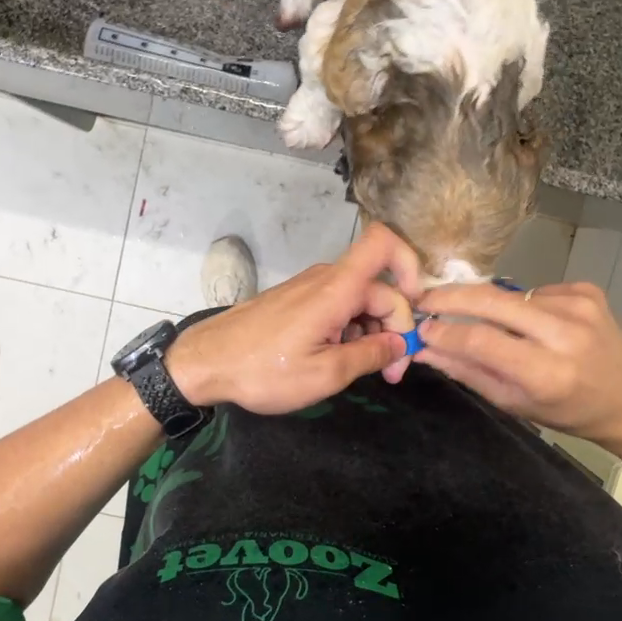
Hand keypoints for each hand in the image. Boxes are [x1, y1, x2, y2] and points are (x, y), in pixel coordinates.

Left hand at [165, 224, 420, 413]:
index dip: (412, 268)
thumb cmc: (263, 371)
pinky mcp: (296, 301)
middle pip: (380, 287)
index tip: (417, 313)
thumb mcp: (325, 374)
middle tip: (392, 373)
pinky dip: (350, 330)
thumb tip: (400, 344)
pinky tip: (338, 360)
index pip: (386, 246)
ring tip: (364, 372)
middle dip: (395, 327)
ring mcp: (309, 288)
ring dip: (372, 332)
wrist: (204, 363)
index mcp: (336, 288)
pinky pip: (338, 306)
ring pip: (360, 300)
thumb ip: (370, 356)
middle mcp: (325, 279)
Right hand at [413, 282, 621, 448]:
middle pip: (493, 301)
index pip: (482, 340)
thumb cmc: (570, 411)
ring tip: (490, 325)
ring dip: (490, 306)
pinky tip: (535, 325)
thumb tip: (425, 348)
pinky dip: (523, 306)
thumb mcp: (516, 403)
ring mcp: (580, 306)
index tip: (422, 329)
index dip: (446, 332)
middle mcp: (566, 334)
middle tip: (424, 300)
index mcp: (547, 373)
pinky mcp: (587, 290)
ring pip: (511, 295)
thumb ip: (469, 373)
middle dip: (451, 297)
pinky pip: (535, 292)